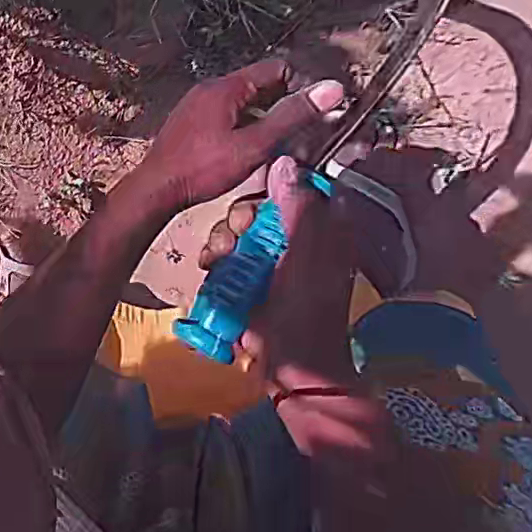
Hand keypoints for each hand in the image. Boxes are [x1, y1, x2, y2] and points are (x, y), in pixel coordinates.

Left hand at [122, 59, 344, 216]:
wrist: (156, 189)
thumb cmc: (200, 169)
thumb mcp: (254, 144)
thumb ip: (292, 116)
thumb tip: (331, 89)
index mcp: (224, 88)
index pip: (277, 68)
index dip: (303, 85)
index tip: (319, 109)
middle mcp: (207, 91)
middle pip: (261, 85)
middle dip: (286, 103)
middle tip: (306, 128)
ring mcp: (196, 107)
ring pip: (244, 103)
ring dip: (266, 118)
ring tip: (283, 142)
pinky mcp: (190, 124)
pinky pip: (227, 116)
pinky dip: (245, 127)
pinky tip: (253, 149)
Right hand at [238, 157, 392, 458]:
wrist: (291, 368)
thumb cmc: (306, 313)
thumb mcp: (305, 256)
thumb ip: (297, 210)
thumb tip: (284, 163)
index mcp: (321, 231)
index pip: (291, 190)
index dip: (269, 189)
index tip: (256, 203)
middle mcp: (294, 241)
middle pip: (255, 210)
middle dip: (237, 222)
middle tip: (236, 240)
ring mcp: (268, 261)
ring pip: (234, 231)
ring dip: (221, 243)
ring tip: (219, 261)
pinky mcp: (245, 279)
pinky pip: (223, 256)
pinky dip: (214, 260)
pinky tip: (211, 270)